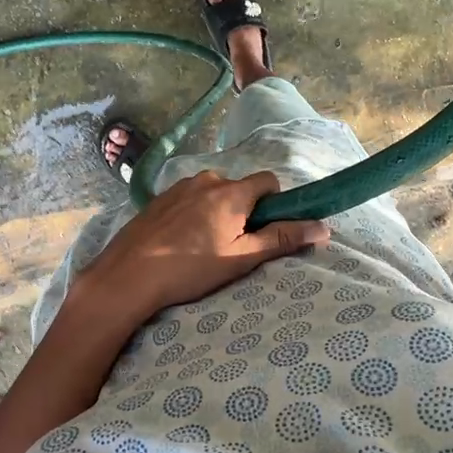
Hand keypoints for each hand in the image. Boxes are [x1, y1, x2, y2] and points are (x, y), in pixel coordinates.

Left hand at [79, 170, 330, 322]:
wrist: (129, 273)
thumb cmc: (190, 268)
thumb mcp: (242, 258)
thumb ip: (282, 239)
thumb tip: (323, 227)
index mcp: (231, 191)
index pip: (268, 181)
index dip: (275, 204)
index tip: (266, 230)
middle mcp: (207, 179)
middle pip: (239, 189)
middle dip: (244, 212)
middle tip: (233, 247)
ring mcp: (179, 186)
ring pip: (213, 194)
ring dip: (218, 213)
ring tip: (204, 249)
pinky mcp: (159, 198)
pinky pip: (189, 199)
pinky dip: (194, 215)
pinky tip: (181, 243)